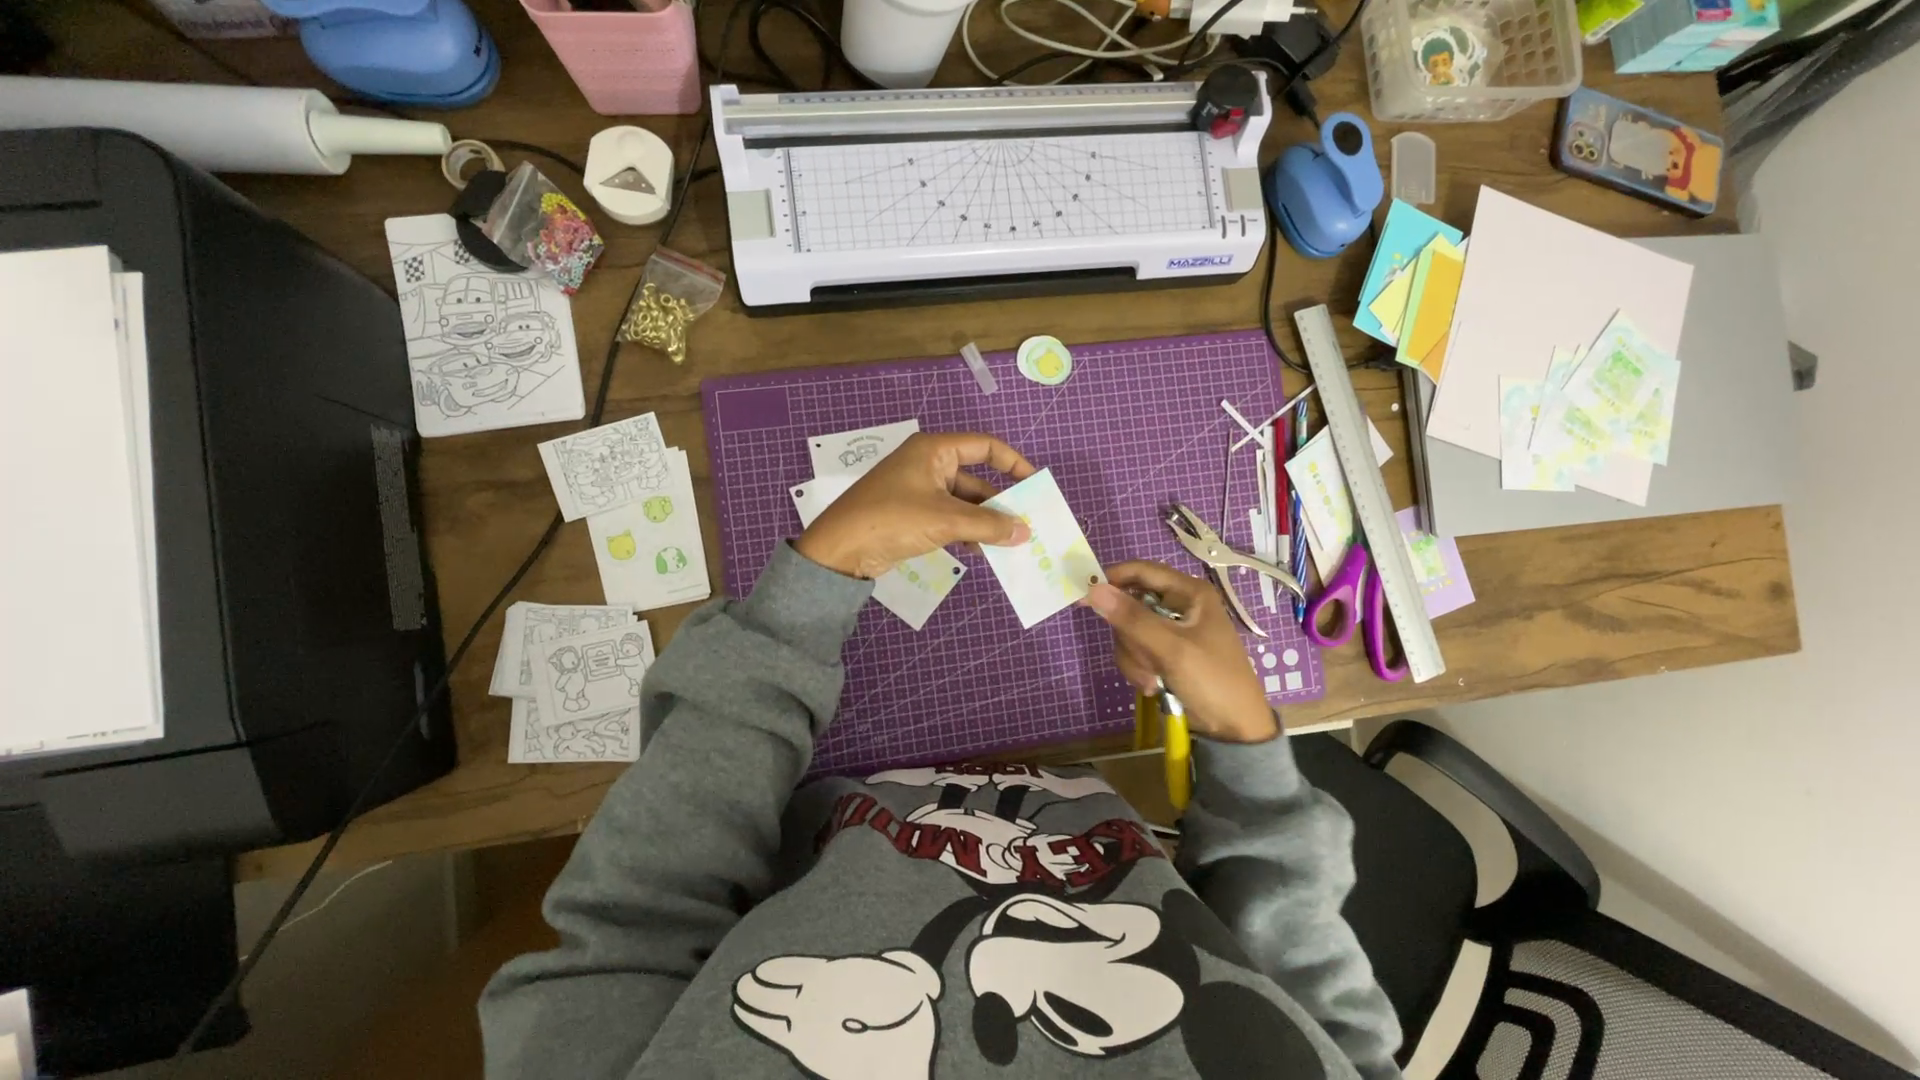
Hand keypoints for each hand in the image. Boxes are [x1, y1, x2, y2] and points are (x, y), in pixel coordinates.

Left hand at [795, 433, 1036, 579]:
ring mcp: (919, 490)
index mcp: (934, 450)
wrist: (840, 549)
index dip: (1013, 463)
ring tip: (1009, 543)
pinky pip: (949, 518)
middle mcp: (928, 464)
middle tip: (1026, 524)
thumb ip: (988, 525)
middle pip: (975, 478)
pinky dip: (966, 531)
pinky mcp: (912, 515)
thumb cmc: (893, 520)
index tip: (1035, 485)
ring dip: (984, 521)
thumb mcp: (945, 520)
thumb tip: (1024, 532)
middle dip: (1000, 502)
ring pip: (963, 502)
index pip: (985, 446)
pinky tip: (980, 551)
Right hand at [1082, 561, 1279, 743]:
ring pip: (1129, 632)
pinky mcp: (1165, 652)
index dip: (1112, 580)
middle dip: (1130, 637)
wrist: (1234, 728)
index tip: (1084, 598)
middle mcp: (1179, 605)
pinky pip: (1135, 650)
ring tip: (1152, 679)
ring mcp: (1172, 630)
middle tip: (1144, 659)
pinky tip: (1153, 685)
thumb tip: (1093, 589)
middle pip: (1130, 605)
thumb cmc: (1212, 680)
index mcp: (1189, 592)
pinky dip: (1139, 669)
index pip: (1141, 571)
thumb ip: (1132, 618)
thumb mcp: (1171, 649)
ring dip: (1134, 658)